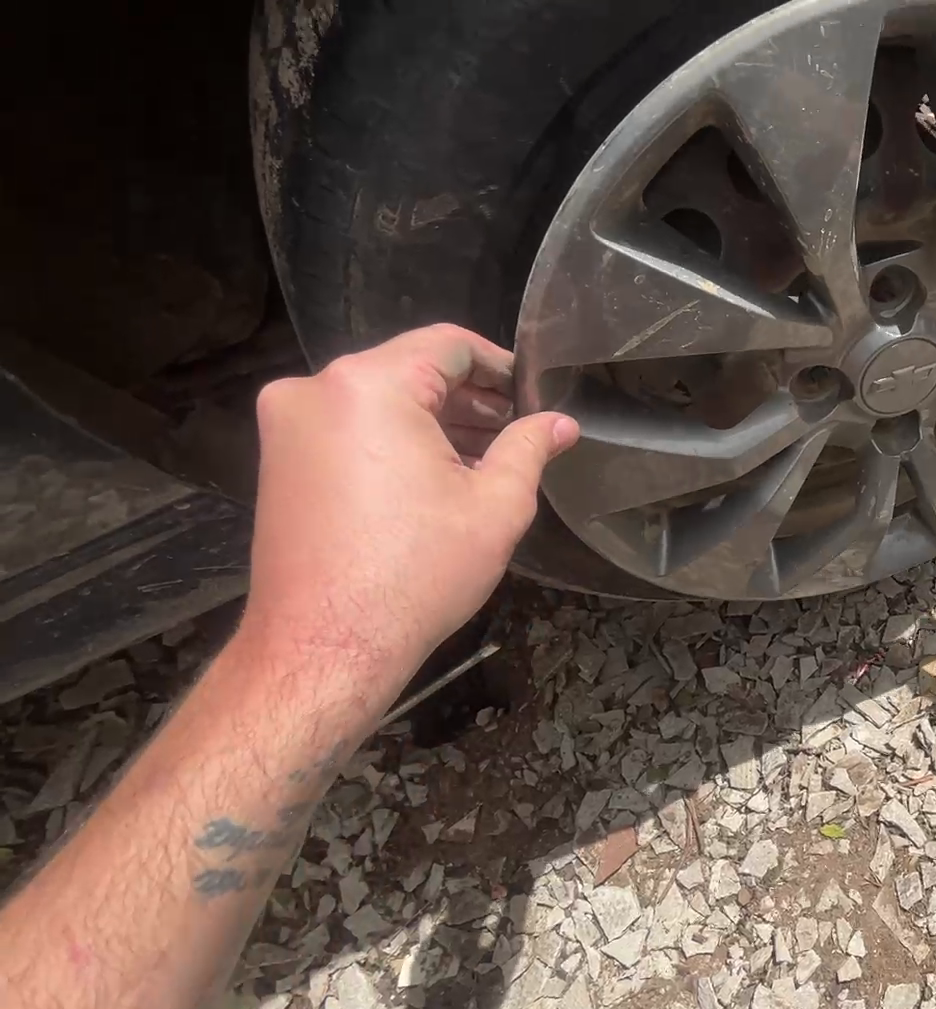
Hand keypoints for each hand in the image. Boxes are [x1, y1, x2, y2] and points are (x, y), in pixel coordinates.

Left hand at [242, 324, 579, 691]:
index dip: (503, 365)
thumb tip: (562, 423)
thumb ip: (530, 447)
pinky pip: (354, 427)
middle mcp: (315, 390)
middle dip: (474, 399)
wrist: (328, 642)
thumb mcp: (498, 503)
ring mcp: (288, 425)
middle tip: (525, 432)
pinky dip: (402, 440)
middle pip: (412, 369)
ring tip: (492, 459)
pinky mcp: (280, 460)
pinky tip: (442, 477)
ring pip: (383, 400)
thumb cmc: (421, 568)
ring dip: (440, 421)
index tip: (539, 397)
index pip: (448, 345)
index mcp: (369, 386)